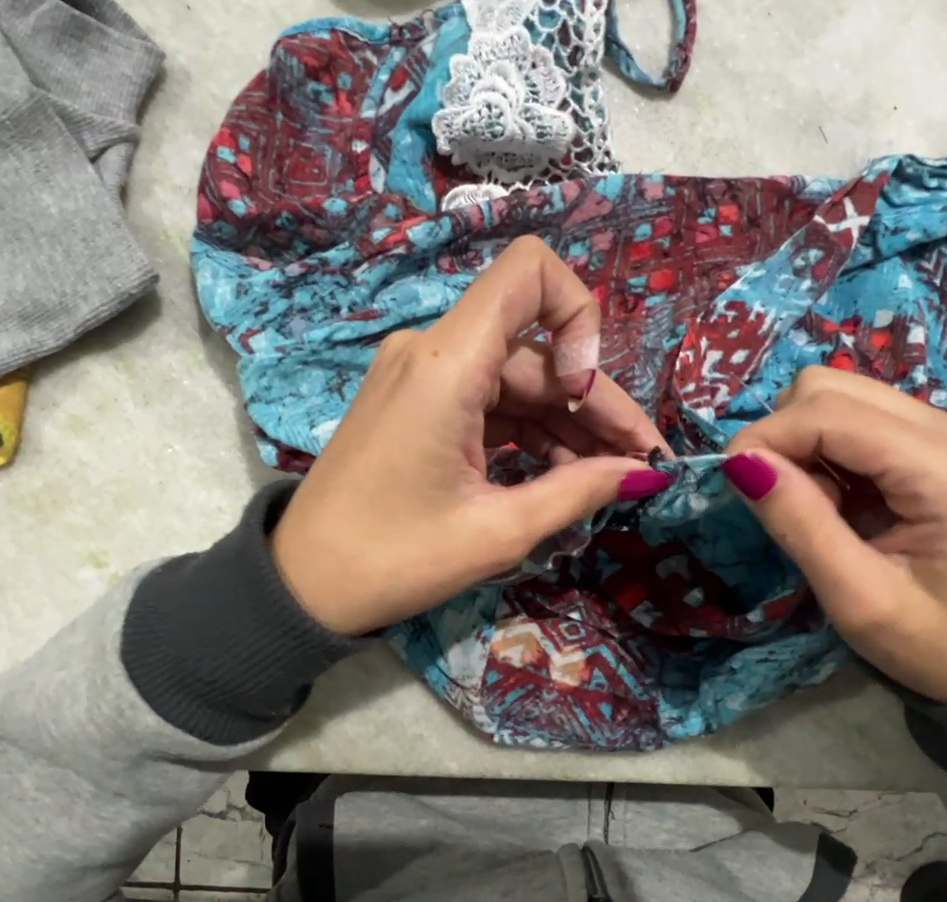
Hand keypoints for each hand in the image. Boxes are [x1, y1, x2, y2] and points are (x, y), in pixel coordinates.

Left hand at [271, 237, 669, 635]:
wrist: (302, 585)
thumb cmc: (393, 560)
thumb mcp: (496, 532)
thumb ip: (578, 491)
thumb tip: (644, 470)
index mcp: (446, 364)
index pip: (528, 271)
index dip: (580, 315)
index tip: (589, 392)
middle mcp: (431, 351)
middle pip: (535, 348)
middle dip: (595, 402)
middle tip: (642, 462)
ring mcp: (419, 377)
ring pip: (516, 379)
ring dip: (567, 424)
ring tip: (612, 479)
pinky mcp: (415, 405)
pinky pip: (487, 402)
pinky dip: (528, 433)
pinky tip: (564, 476)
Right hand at [721, 367, 946, 704]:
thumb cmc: (930, 643)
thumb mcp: (857, 599)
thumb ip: (800, 524)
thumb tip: (739, 461)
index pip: (832, 412)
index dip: (767, 436)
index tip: (728, 480)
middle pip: (832, 386)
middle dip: (783, 434)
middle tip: (778, 499)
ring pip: (838, 393)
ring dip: (801, 440)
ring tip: (812, 502)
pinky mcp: (931, 439)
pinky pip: (852, 416)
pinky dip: (821, 448)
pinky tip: (833, 496)